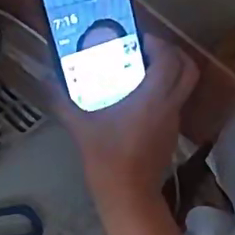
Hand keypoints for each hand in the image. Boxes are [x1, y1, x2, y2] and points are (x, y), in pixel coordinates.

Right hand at [56, 33, 199, 213]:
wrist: (127, 195)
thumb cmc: (107, 159)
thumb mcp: (80, 127)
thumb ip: (63, 101)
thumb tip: (46, 79)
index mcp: (152, 99)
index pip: (169, 60)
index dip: (157, 44)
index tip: (137, 39)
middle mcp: (169, 105)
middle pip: (188, 69)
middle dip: (172, 53)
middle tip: (146, 50)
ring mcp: (172, 121)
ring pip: (183, 86)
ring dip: (168, 72)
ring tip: (139, 70)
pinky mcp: (169, 134)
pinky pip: (173, 102)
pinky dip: (161, 92)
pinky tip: (136, 98)